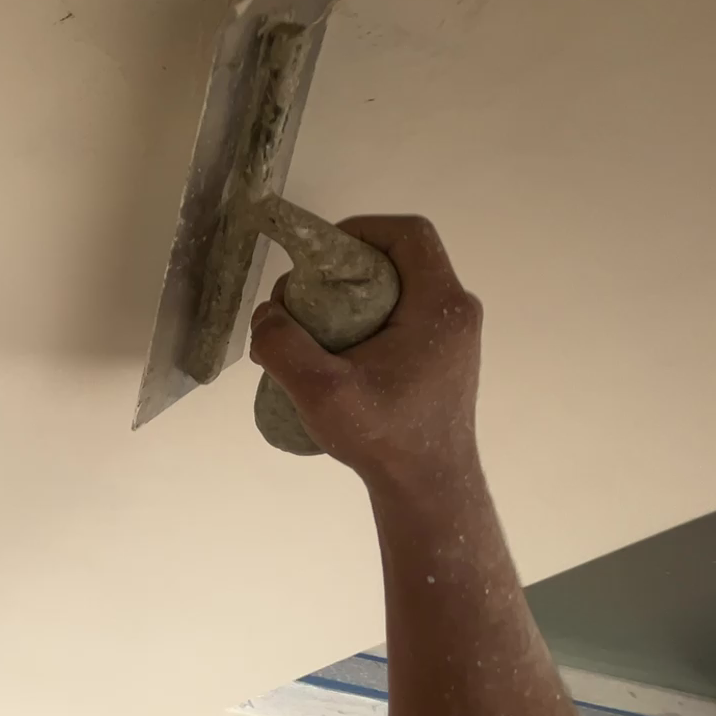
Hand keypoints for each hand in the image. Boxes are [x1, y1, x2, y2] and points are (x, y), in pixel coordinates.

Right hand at [248, 215, 483, 486]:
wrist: (425, 485)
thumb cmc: (382, 435)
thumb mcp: (319, 390)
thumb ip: (282, 344)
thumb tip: (267, 314)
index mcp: (436, 307)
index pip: (407, 235)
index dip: (356, 230)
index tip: (311, 257)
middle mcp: (447, 311)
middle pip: (384, 261)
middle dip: (326, 275)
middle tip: (290, 311)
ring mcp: (441, 333)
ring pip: (378, 291)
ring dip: (328, 304)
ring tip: (294, 343)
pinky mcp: (429, 354)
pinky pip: (382, 316)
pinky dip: (343, 324)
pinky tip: (317, 358)